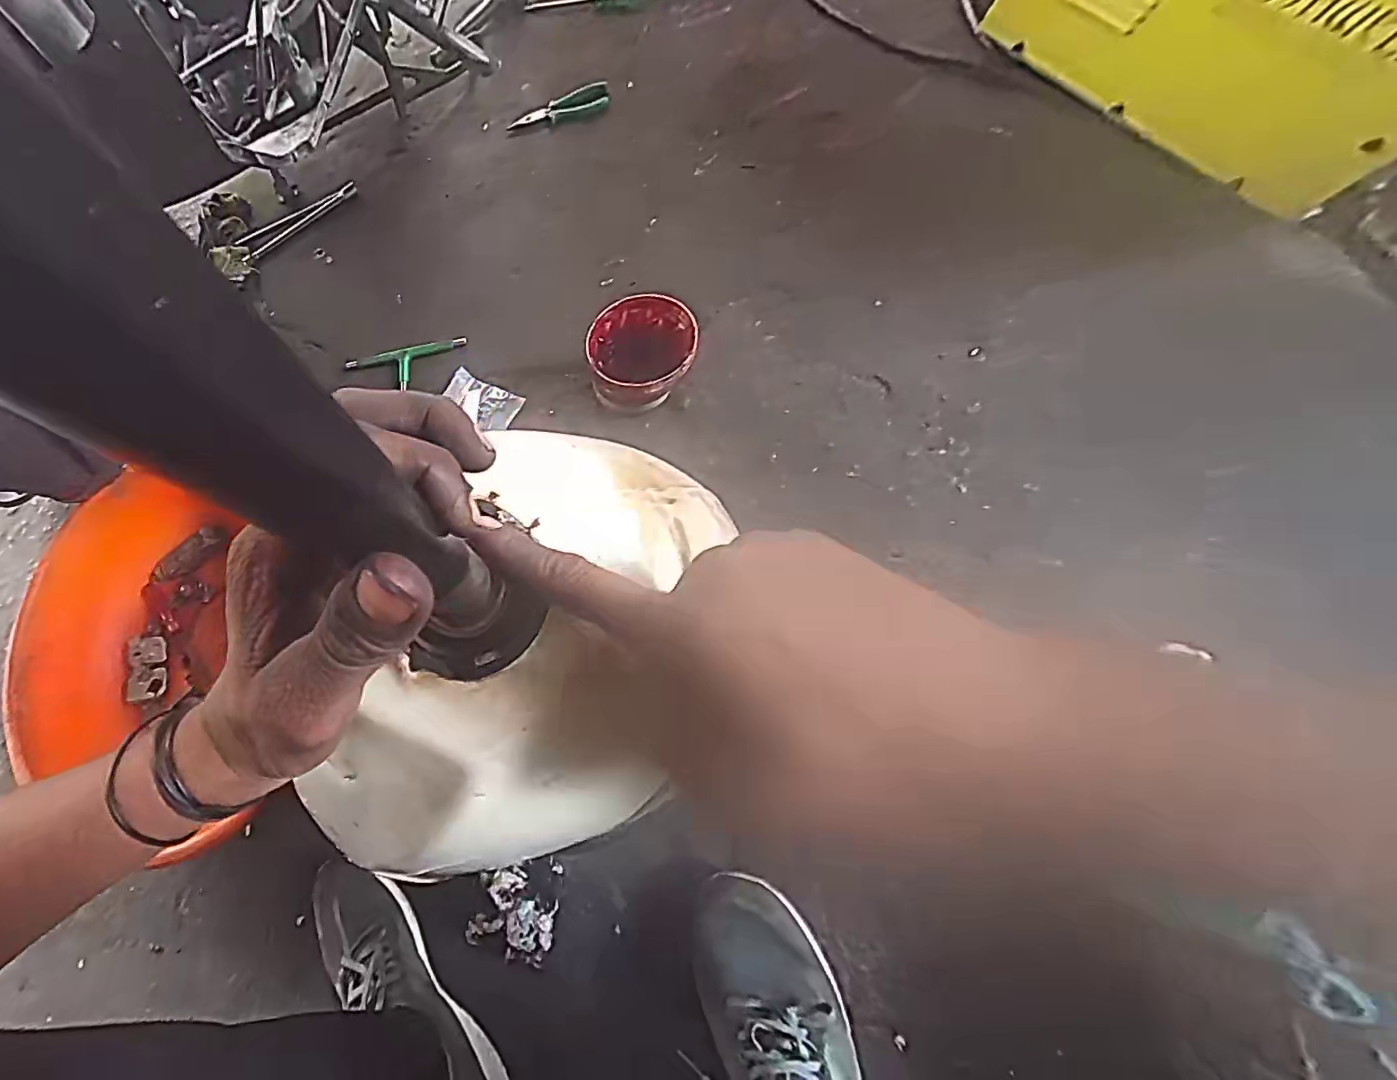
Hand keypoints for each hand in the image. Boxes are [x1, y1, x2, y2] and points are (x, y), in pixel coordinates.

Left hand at [174, 390, 492, 803]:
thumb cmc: (270, 722)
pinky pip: (383, 495)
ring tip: (475, 465)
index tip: (452, 502)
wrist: (255, 738)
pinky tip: (455, 503)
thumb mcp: (308, 693)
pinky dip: (425, 486)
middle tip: (476, 457)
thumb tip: (403, 577)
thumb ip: (353, 636)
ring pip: (368, 453)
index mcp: (274, 541)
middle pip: (351, 431)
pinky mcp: (339, 547)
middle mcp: (291, 521)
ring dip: (426, 448)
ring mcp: (315, 529)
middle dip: (420, 430)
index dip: (401, 462)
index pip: (336, 463)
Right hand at [465, 525, 1049, 841]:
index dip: (524, 562)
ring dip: (738, 644)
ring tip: (811, 704)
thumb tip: (644, 698)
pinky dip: (785, 627)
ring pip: (725, 602)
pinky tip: (849, 673)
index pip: (581, 589)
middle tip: (742, 723)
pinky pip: (777, 590)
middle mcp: (722, 570)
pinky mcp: (836, 553)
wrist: (1030, 742)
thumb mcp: (737, 793)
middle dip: (682, 659)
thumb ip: (666, 737)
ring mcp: (783, 553)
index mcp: (685, 626)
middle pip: (668, 614)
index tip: (482, 529)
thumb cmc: (863, 780)